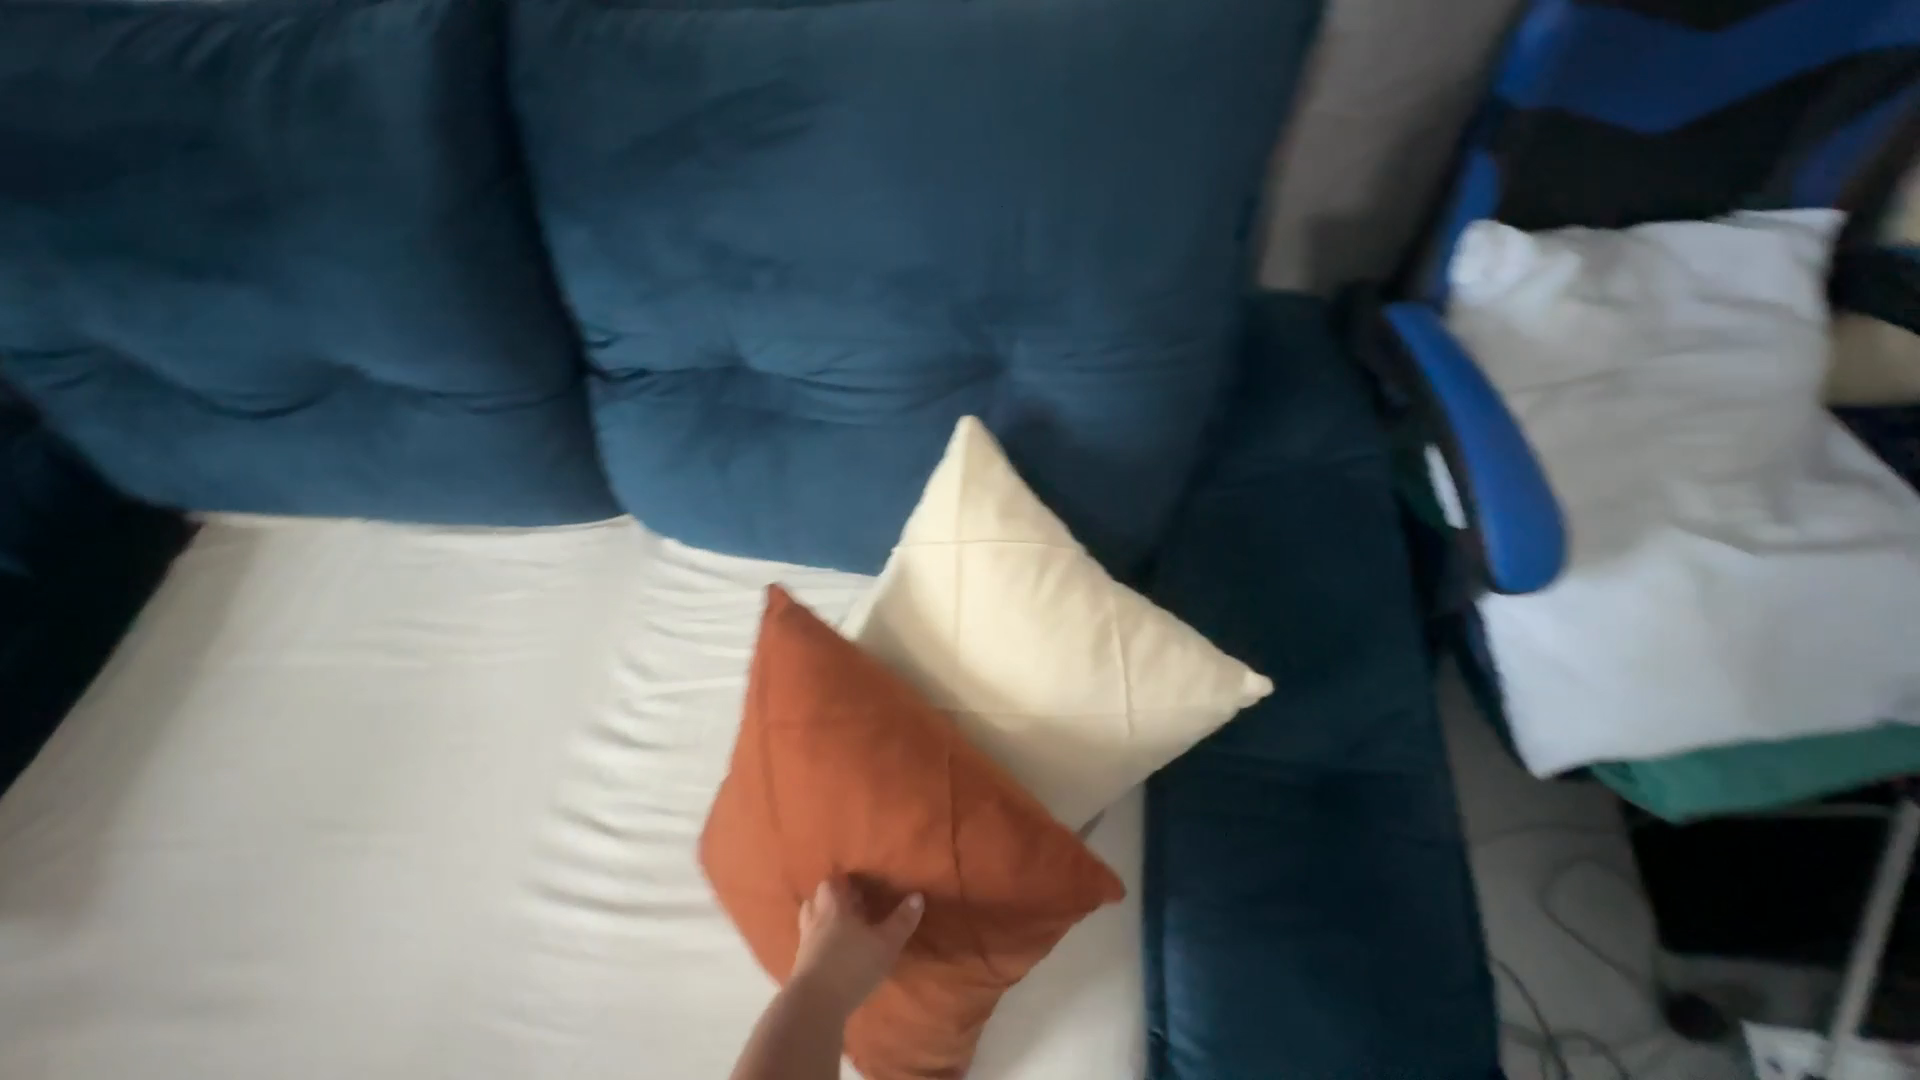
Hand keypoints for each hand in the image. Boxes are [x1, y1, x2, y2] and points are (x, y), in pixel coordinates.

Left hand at [788, 877, 923, 1018]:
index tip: (859, 885)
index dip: (844, 882)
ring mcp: (805, 944)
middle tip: (852, 906)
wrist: (814, 1005)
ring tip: (842, 929)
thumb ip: (901, 920)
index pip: (833, 882)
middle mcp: (815, 919)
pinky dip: (819, 945)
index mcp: (833, 905)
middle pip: (818, 899)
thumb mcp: (885, 943)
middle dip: (832, 900)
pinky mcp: (800, 967)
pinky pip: (809, 946)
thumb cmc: (851, 964)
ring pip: (811, 922)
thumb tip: (917, 896)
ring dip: (823, 922)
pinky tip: (833, 955)